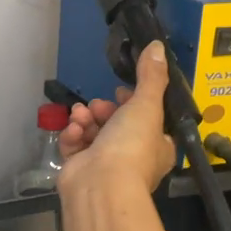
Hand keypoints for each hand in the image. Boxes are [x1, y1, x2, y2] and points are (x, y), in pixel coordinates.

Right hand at [59, 41, 175, 193]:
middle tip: (98, 106)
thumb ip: (151, 76)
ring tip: (80, 116)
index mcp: (157, 146)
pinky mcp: (81, 169)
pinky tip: (72, 131)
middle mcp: (134, 157)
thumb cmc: (131, 145)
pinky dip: (72, 136)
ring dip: (86, 120)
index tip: (121, 91)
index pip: (148, 118)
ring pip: (94, 133)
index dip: (133, 102)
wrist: (100, 184)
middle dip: (104, 110)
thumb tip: (158, 46)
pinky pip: (76, 146)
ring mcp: (106, 165)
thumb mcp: (147, 105)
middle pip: (117, 124)